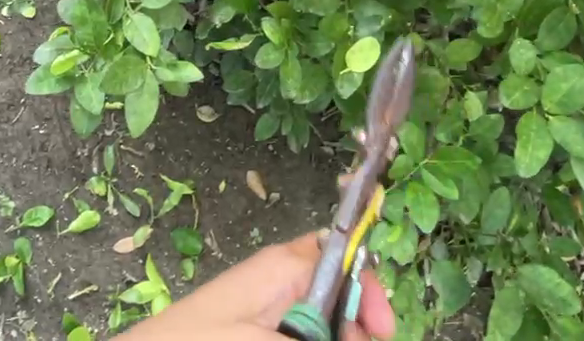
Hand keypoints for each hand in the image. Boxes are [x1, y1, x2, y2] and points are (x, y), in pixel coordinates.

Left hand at [115, 231, 396, 340]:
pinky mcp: (258, 330)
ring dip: (335, 334)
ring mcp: (269, 310)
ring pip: (320, 321)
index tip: (384, 328)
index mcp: (283, 267)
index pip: (340, 252)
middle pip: (338, 294)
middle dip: (355, 324)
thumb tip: (360, 333)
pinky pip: (297, 329)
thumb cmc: (199, 340)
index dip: (367, 286)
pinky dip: (311, 336)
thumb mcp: (265, 340)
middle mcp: (280, 281)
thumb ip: (314, 337)